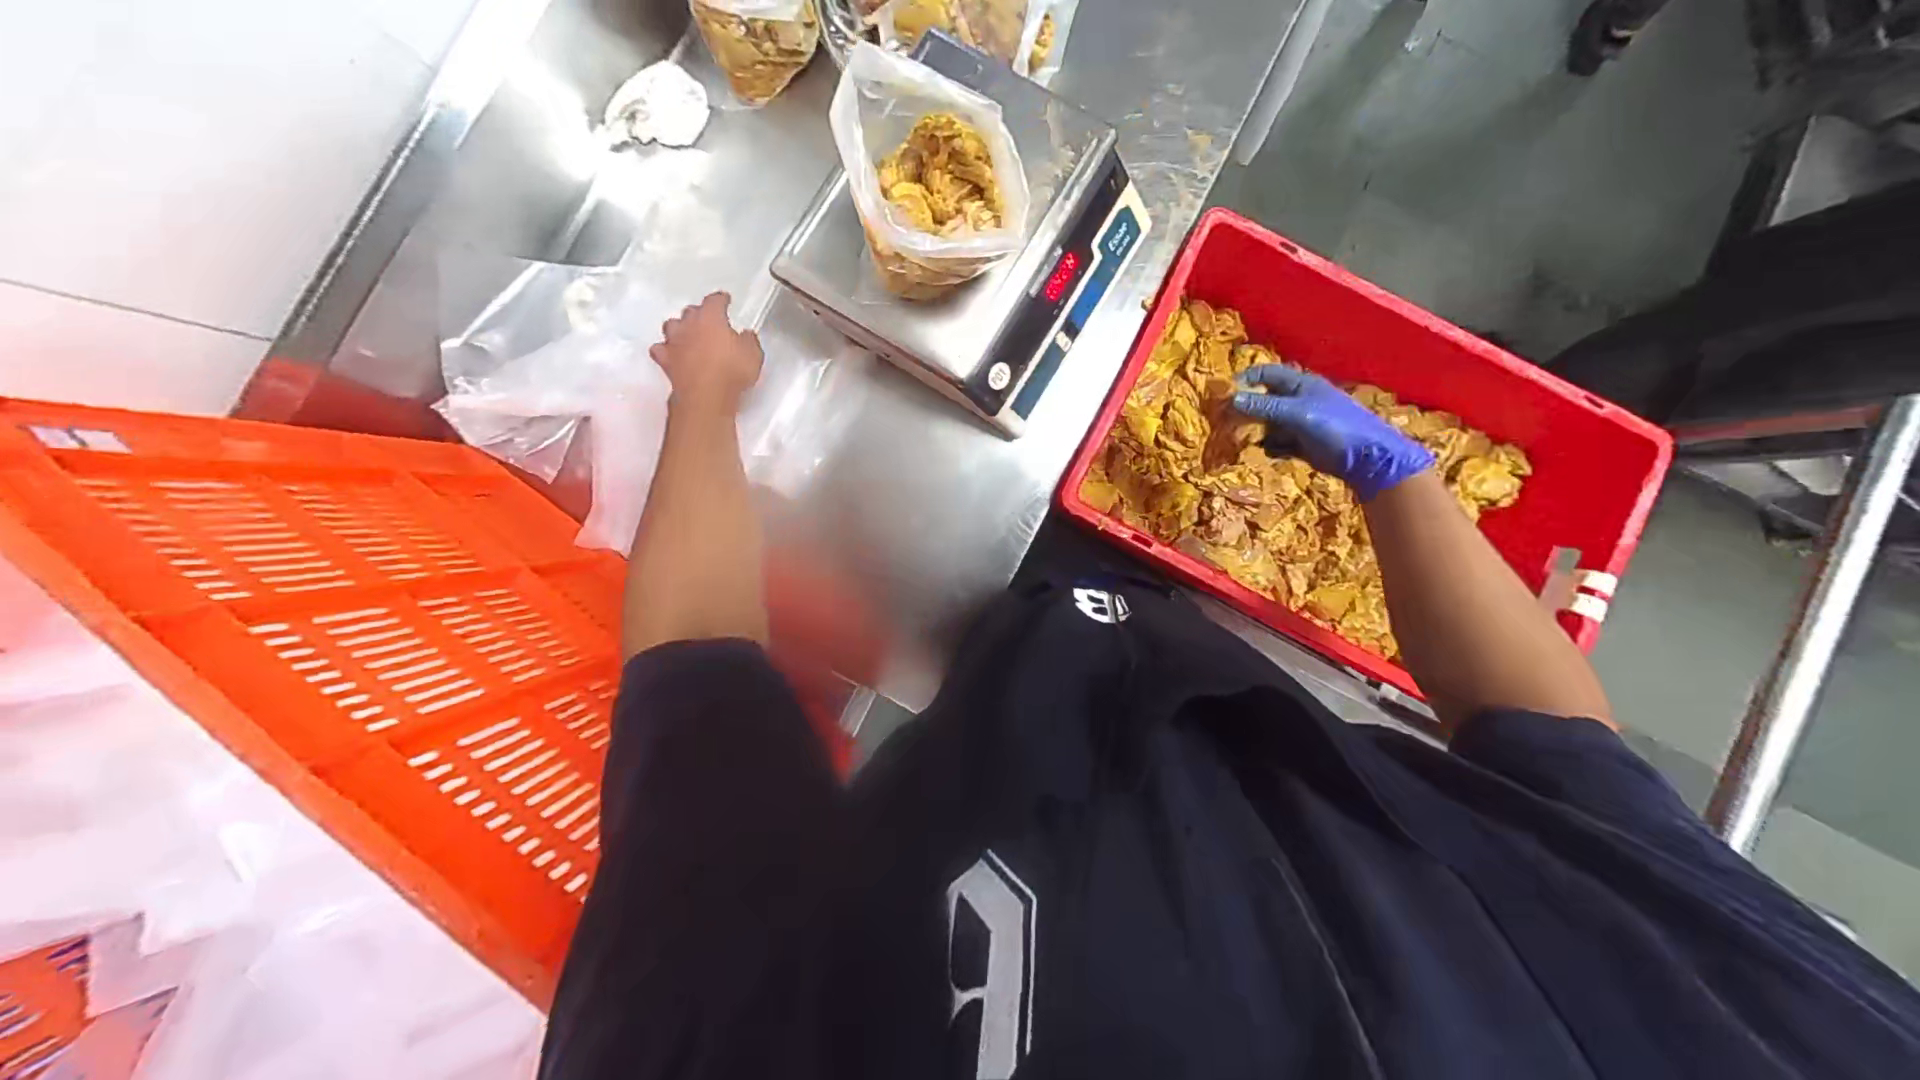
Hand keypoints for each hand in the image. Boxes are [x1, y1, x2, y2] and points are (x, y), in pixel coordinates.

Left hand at [649, 292, 762, 415]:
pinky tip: (671, 354)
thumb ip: (748, 341)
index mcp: (711, 318)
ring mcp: (675, 342)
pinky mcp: (666, 362)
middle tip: (708, 319)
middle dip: (699, 313)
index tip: (725, 299)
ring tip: (687, 333)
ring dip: (679, 328)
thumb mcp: (752, 355)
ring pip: (672, 326)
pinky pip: (661, 350)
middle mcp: (689, 325)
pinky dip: (665, 350)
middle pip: (690, 311)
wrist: (706, 395)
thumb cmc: (730, 372)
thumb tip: (746, 335)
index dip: (721, 299)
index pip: (714, 301)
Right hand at [1231, 365, 1432, 500]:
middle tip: (1228, 423)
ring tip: (1252, 440)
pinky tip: (1277, 452)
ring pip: (1267, 423)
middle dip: (1247, 410)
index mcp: (1300, 384)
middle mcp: (1298, 400)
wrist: (1365, 458)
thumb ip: (1263, 406)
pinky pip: (1277, 442)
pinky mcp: (1301, 442)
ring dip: (1258, 432)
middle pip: (1263, 399)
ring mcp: (1300, 422)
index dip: (1245, 380)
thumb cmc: (1334, 427)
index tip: (1226, 395)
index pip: (1266, 373)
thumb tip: (1231, 400)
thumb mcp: (1296, 413)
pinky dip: (1273, 447)